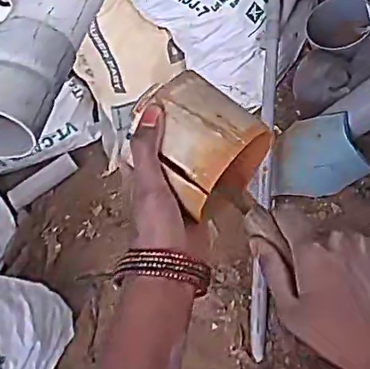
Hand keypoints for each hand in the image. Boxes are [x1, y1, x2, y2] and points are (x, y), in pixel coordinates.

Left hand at [128, 103, 209, 260]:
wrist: (176, 261)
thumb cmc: (154, 226)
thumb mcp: (147, 180)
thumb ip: (147, 148)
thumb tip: (150, 113)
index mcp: (141, 176)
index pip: (142, 145)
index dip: (149, 127)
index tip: (162, 107)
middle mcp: (160, 185)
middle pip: (170, 155)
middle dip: (180, 138)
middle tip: (195, 116)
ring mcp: (180, 196)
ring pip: (190, 169)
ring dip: (200, 155)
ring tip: (214, 132)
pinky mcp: (200, 207)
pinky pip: (210, 186)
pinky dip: (218, 175)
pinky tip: (228, 163)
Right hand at [250, 215, 369, 368]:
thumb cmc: (333, 333)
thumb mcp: (290, 311)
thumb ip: (271, 270)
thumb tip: (257, 242)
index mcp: (309, 250)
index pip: (285, 214)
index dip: (277, 223)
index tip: (274, 237)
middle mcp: (334, 236)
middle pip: (308, 229)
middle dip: (304, 247)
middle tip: (308, 279)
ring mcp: (358, 239)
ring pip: (331, 236)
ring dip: (328, 251)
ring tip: (335, 285)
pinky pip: (352, 242)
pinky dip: (349, 255)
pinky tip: (353, 281)